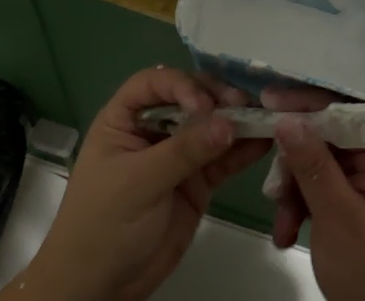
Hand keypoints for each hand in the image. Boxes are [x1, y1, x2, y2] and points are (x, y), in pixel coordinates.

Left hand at [7, 67, 269, 300]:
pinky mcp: (198, 182)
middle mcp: (154, 130)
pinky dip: (244, 150)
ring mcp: (178, 156)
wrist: (99, 289)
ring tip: (265, 120)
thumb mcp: (137, 184)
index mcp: (125, 120)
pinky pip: (224, 159)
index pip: (154, 83)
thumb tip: (228, 123)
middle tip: (244, 108)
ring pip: (212, 126)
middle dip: (217, 100)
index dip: (181, 84)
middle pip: (190, 98)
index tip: (204, 105)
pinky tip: (265, 142)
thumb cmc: (102, 226)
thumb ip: (183, 152)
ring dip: (237, 122)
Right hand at [265, 87, 364, 300]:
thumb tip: (285, 118)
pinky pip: (314, 189)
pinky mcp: (346, 201)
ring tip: (284, 226)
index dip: (307, 101)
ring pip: (313, 163)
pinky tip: (287, 234)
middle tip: (276, 191)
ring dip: (292, 192)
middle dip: (295, 163)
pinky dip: (297, 207)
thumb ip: (312, 165)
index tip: (268, 100)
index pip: (345, 108)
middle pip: (323, 136)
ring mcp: (360, 179)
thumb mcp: (339, 216)